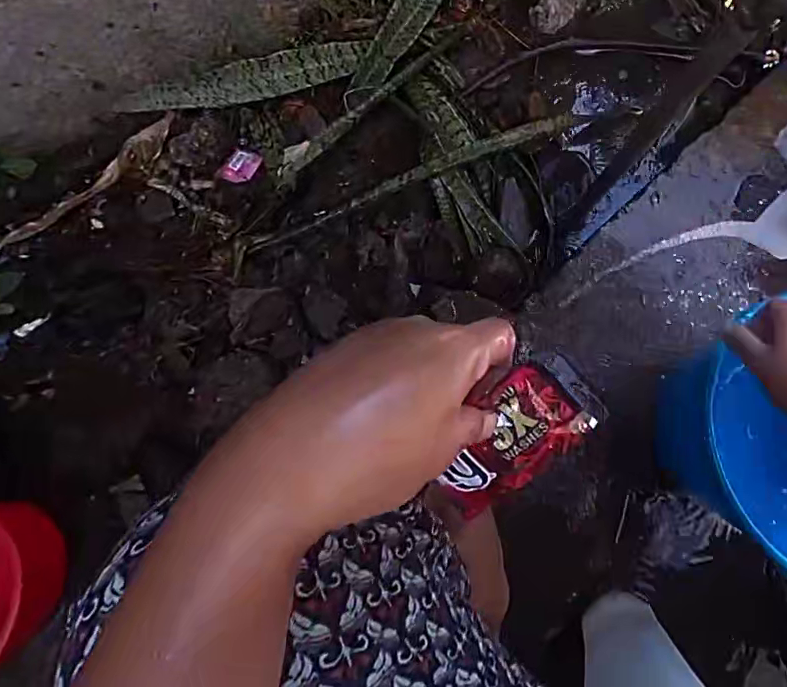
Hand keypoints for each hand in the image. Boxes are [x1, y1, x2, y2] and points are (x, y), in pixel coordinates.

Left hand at [201, 315, 514, 542]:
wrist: (283, 458)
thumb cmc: (379, 458)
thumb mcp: (441, 452)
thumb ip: (472, 424)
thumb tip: (484, 414)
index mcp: (452, 347)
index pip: (500, 332)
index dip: (503, 365)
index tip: (486, 403)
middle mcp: (416, 327)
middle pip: (456, 342)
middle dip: (460, 378)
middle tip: (444, 428)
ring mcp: (375, 333)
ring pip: (417, 350)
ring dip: (421, 380)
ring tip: (396, 432)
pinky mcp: (342, 346)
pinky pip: (382, 357)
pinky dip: (385, 381)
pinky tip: (361, 422)